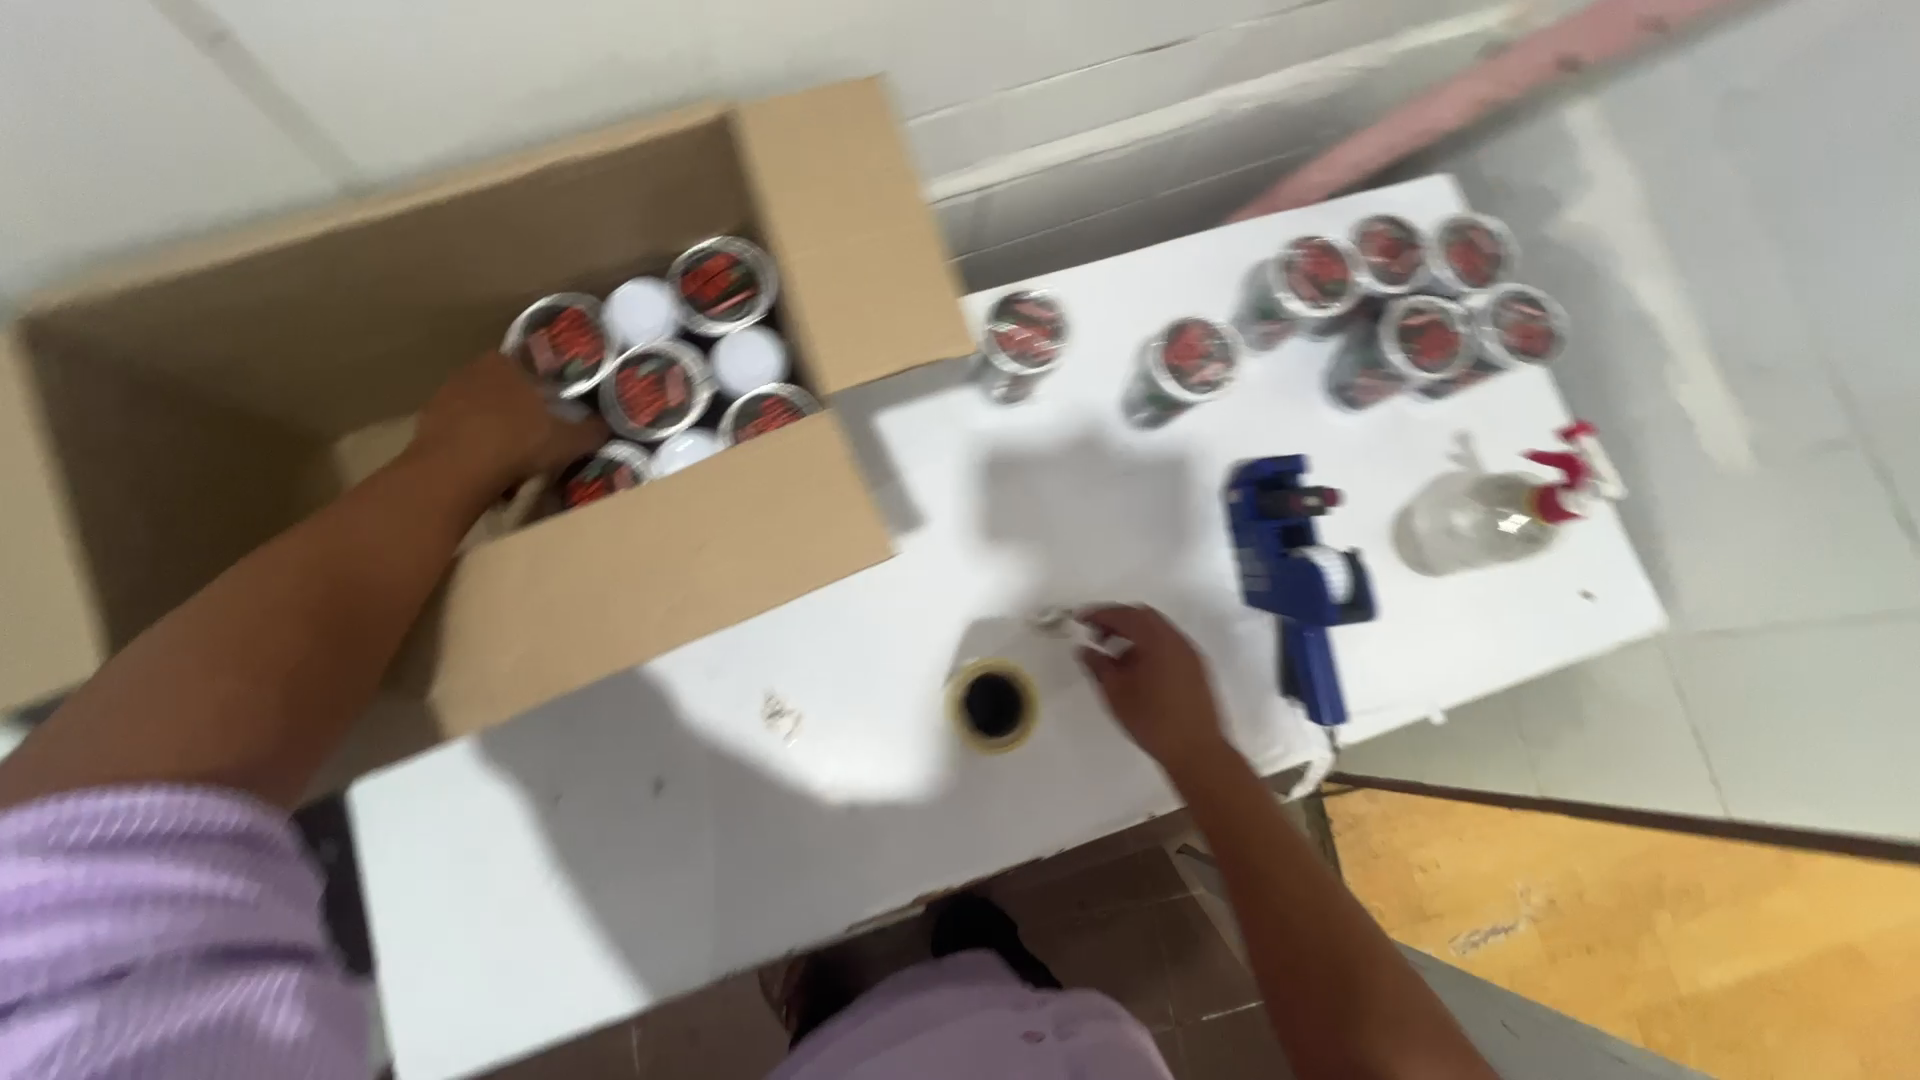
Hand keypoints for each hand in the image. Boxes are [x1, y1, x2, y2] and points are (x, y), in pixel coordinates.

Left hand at [411, 351, 606, 487]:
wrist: (455, 470)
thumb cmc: (518, 442)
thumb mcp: (569, 440)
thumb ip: (592, 431)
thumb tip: (607, 427)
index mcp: (506, 364)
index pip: (532, 369)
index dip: (547, 392)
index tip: (556, 414)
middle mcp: (472, 371)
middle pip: (506, 392)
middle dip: (521, 414)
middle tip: (538, 440)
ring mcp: (444, 396)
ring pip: (483, 413)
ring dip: (498, 433)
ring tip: (514, 462)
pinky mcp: (427, 424)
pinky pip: (462, 434)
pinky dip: (476, 448)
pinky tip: (488, 471)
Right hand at [1076, 604, 1234, 775]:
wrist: (1198, 751)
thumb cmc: (1152, 721)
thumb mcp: (1116, 694)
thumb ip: (1098, 666)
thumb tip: (1085, 649)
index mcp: (1157, 641)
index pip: (1124, 615)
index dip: (1099, 613)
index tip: (1080, 620)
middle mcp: (1176, 640)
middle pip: (1143, 616)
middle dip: (1117, 620)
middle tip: (1096, 634)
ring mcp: (1190, 653)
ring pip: (1158, 629)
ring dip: (1134, 633)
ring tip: (1113, 655)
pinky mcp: (1197, 668)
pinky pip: (1168, 644)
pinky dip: (1149, 645)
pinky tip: (1136, 668)